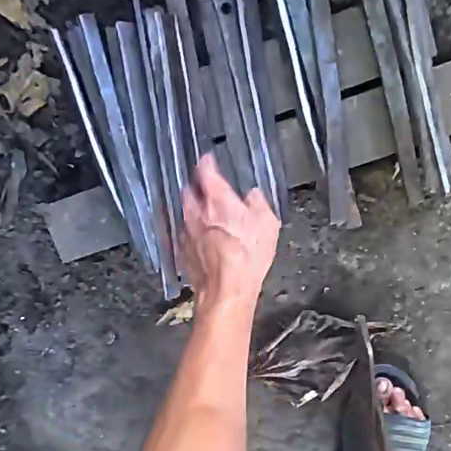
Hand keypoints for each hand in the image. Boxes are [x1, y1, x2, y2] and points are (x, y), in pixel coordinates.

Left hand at [179, 152, 278, 311]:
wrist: (226, 290)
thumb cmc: (247, 257)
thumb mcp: (267, 224)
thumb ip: (258, 203)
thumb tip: (254, 196)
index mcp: (217, 200)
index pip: (205, 170)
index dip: (207, 163)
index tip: (209, 160)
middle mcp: (196, 212)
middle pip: (190, 190)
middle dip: (198, 187)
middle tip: (208, 188)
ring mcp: (186, 232)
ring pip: (186, 212)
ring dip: (195, 210)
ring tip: (208, 216)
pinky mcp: (183, 251)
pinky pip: (186, 234)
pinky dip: (194, 232)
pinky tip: (206, 240)